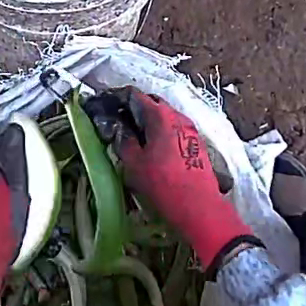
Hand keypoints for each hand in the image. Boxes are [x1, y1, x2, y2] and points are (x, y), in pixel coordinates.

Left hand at [0, 122, 28, 305]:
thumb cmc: (1, 227)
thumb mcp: (15, 190)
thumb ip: (13, 159)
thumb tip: (14, 128)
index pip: (3, 139)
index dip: (21, 137)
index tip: (39, 140)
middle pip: (0, 155)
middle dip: (17, 153)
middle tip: (40, 159)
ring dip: (14, 171)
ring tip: (33, 178)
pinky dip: (9, 186)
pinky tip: (20, 198)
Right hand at [86, 87, 256, 272]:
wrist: (201, 209)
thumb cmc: (163, 184)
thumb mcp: (133, 163)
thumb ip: (123, 140)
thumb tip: (117, 127)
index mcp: (160, 116)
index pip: (134, 95)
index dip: (116, 98)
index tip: (104, 105)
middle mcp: (178, 117)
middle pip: (152, 103)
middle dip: (134, 108)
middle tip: (118, 119)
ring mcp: (191, 130)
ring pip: (164, 117)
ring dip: (149, 121)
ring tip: (134, 134)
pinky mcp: (197, 144)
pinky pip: (174, 130)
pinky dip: (160, 132)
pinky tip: (152, 146)